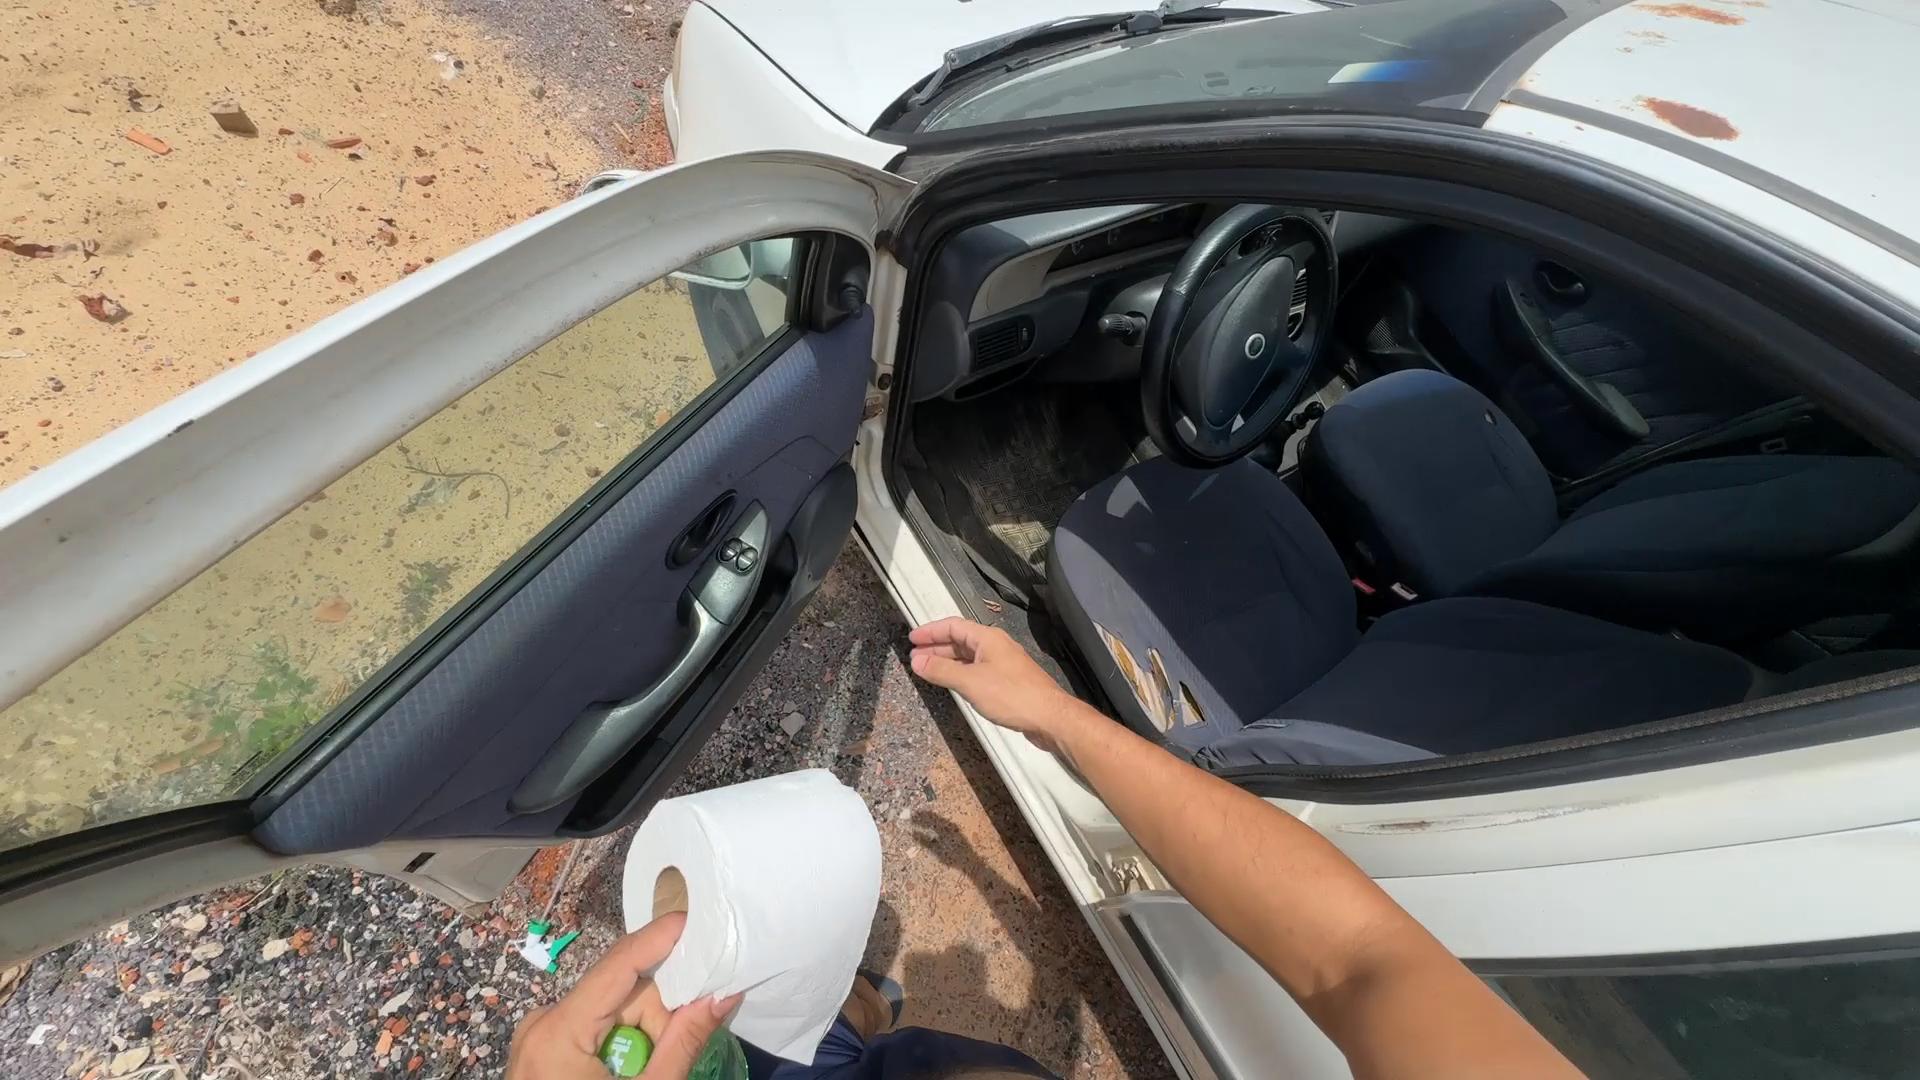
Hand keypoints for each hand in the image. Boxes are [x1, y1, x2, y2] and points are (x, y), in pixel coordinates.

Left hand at [507, 912, 741, 1078]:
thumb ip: (686, 1039)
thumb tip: (727, 990)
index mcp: (557, 1031)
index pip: (622, 961)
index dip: (665, 935)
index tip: (705, 918)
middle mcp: (544, 1022)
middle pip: (626, 989)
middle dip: (661, 1014)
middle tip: (672, 1055)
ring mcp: (542, 1036)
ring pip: (618, 1007)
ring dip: (646, 1032)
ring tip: (647, 1076)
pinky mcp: (546, 1050)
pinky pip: (601, 1025)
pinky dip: (627, 1042)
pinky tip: (632, 1073)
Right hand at [908, 618, 1079, 746]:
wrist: (1049, 717)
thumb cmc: (1013, 695)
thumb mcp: (970, 682)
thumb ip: (942, 670)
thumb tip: (918, 660)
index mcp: (987, 638)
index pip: (953, 626)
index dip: (930, 631)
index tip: (912, 639)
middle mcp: (995, 646)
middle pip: (960, 640)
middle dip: (936, 647)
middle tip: (915, 656)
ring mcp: (1002, 664)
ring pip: (968, 657)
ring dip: (947, 661)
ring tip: (927, 670)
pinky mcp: (1006, 681)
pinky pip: (976, 670)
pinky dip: (960, 674)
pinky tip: (952, 683)